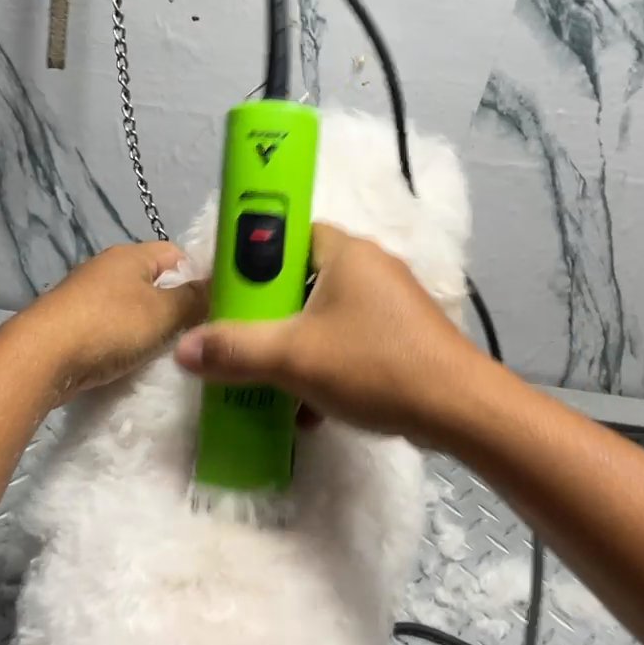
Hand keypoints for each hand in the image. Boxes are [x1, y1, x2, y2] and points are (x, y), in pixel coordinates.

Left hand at [8, 241, 207, 405]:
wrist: (41, 358)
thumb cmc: (108, 327)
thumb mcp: (163, 312)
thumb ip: (195, 299)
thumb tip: (220, 286)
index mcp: (131, 255)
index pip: (177, 255)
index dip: (198, 277)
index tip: (214, 306)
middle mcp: (107, 269)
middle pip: (155, 283)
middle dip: (176, 307)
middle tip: (196, 334)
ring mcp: (87, 297)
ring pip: (134, 309)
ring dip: (150, 329)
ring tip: (169, 353)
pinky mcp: (73, 325)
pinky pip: (112, 329)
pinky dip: (126, 344)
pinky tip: (135, 363)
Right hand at [173, 223, 484, 437]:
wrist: (460, 411)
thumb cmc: (374, 366)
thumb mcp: (292, 358)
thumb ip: (234, 351)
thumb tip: (183, 349)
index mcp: (347, 252)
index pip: (290, 232)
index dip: (255, 258)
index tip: (230, 292)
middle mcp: (371, 268)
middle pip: (302, 280)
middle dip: (271, 315)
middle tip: (245, 341)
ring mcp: (391, 305)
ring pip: (324, 317)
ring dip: (295, 348)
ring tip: (271, 382)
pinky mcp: (402, 338)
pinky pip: (349, 342)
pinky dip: (325, 366)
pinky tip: (309, 407)